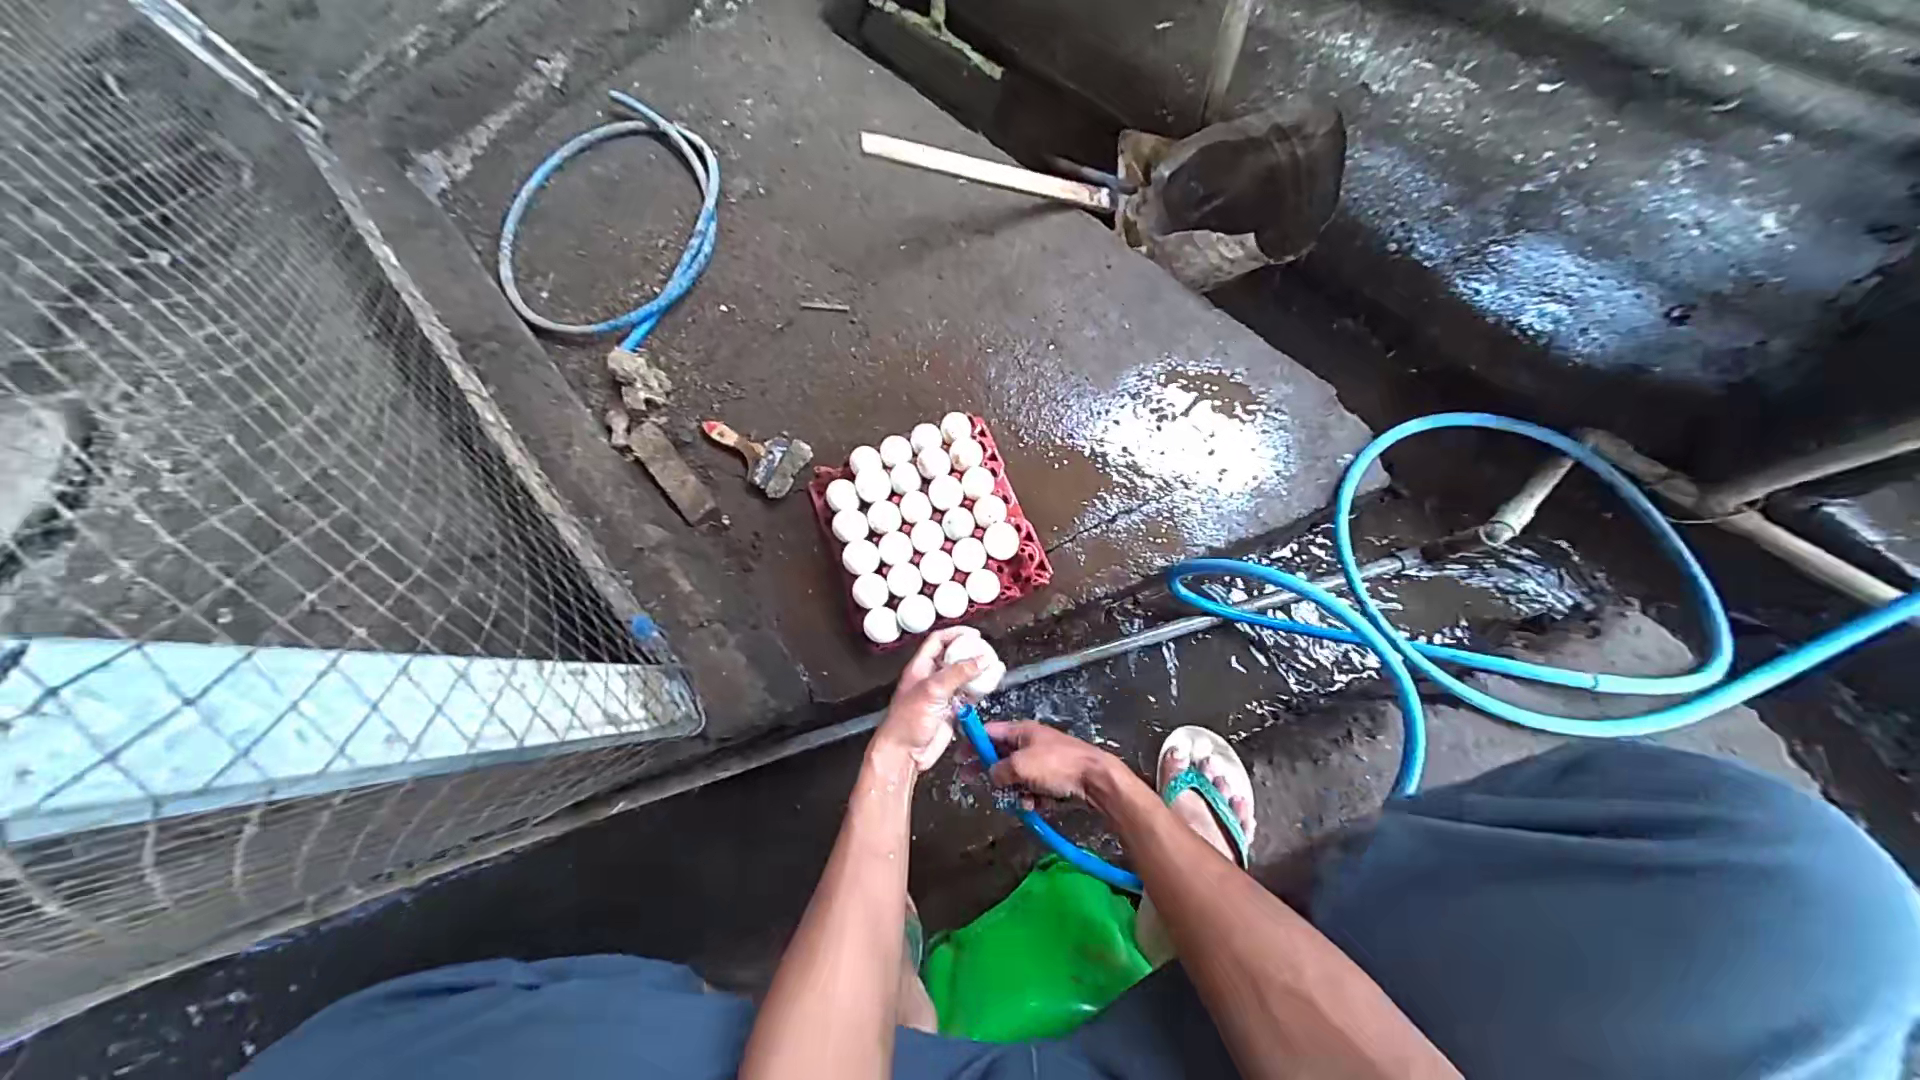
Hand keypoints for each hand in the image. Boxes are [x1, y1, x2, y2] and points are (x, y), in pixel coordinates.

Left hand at [872, 627, 984, 772]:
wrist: (904, 754)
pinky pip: (967, 696)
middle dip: (970, 653)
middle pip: (953, 658)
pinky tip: (988, 687)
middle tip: (986, 652)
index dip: (955, 634)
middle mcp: (931, 679)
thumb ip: (957, 673)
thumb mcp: (932, 690)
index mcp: (920, 668)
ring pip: (963, 677)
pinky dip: (979, 691)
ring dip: (977, 672)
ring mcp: (941, 695)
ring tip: (992, 668)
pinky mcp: (950, 711)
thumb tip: (979, 659)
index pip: (938, 641)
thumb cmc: (905, 723)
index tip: (973, 635)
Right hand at [983, 720, 1124, 805]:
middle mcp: (1030, 743)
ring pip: (1015, 777)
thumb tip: (992, 776)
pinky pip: (1031, 790)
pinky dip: (1030, 798)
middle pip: (1000, 756)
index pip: (989, 732)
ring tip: (1019, 799)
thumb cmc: (1055, 765)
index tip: (958, 758)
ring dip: (1013, 790)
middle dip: (989, 771)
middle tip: (972, 781)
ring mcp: (1042, 762)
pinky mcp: (1052, 780)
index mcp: (1021, 731)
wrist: (1095, 779)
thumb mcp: (1020, 765)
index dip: (972, 743)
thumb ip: (998, 770)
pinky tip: (1035, 805)